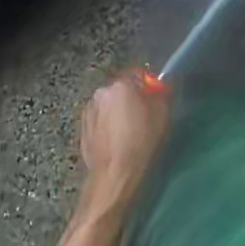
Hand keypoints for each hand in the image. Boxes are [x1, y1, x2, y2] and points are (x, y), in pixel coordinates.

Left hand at [78, 74, 170, 206]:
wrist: (114, 172)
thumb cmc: (141, 142)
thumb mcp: (161, 116)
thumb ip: (161, 94)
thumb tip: (160, 86)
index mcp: (121, 85)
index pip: (136, 73)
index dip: (147, 84)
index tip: (154, 96)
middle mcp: (101, 91)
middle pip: (120, 89)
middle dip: (130, 98)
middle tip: (142, 115)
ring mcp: (89, 108)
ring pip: (108, 103)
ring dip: (116, 110)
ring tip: (126, 130)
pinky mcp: (83, 125)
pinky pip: (99, 118)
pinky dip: (106, 123)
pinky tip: (114, 139)